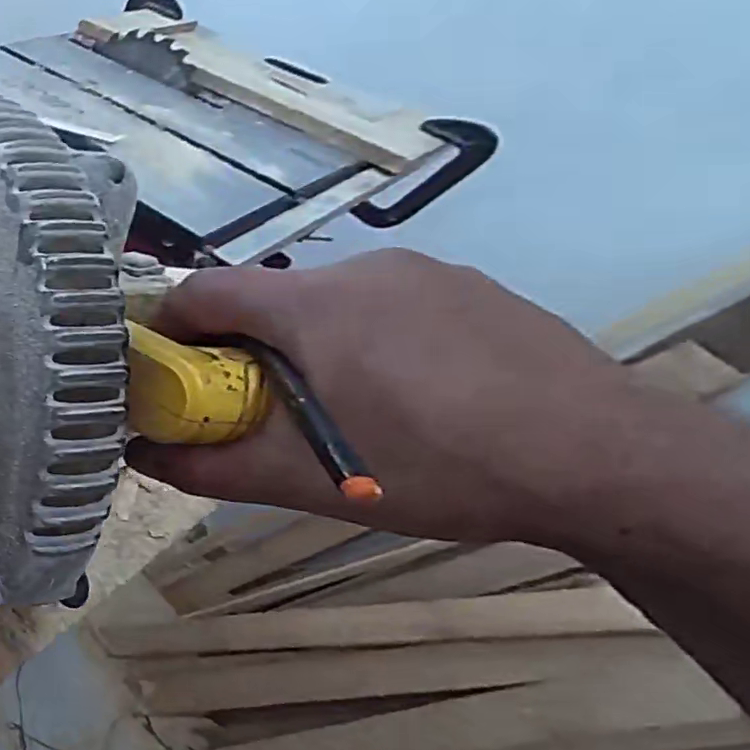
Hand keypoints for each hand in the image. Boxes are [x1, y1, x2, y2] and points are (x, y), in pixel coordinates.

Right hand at [125, 249, 670, 545]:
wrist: (611, 462)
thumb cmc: (435, 465)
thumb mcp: (304, 480)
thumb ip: (208, 467)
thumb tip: (139, 458)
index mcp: (310, 306)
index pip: (204, 290)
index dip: (169, 328)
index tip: (168, 373)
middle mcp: (361, 269)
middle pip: (263, 296)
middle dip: (236, 345)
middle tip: (248, 405)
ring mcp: (423, 272)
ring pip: (323, 299)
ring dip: (298, 341)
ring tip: (328, 405)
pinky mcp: (470, 288)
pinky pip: (382, 302)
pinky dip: (357, 337)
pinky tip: (398, 392)